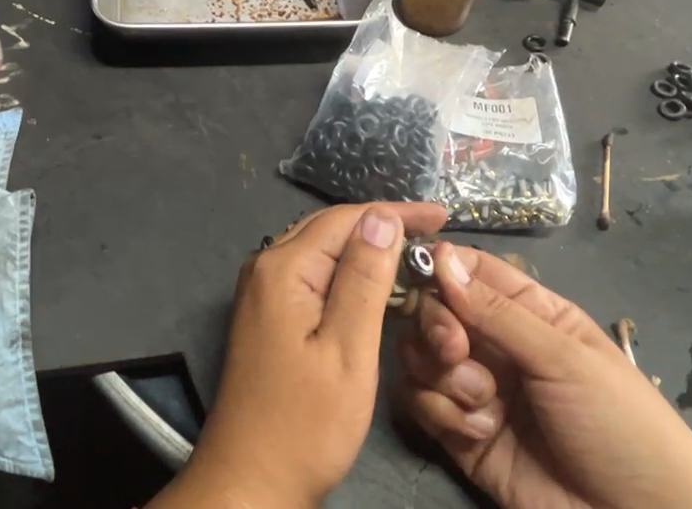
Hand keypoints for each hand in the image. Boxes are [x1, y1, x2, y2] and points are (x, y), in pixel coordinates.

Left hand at [149, 202, 447, 508]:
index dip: (393, 212)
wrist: (249, 478)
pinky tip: (371, 281)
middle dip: (379, 223)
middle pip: (328, 228)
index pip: (343, 219)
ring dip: (362, 245)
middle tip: (433, 230)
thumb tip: (381, 217)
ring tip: (411, 250)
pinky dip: (344, 269)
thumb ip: (364, 280)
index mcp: (282, 268)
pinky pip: (309, 273)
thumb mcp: (347, 351)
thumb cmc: (305, 422)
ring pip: (318, 249)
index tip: (442, 215)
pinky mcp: (265, 314)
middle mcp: (264, 267)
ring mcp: (260, 291)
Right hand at [396, 244, 691, 508]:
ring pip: (419, 354)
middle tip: (454, 349)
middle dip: (435, 324)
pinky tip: (479, 432)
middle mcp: (495, 343)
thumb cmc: (619, 427)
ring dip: (441, 374)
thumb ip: (498, 311)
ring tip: (483, 403)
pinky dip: (440, 412)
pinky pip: (419, 401)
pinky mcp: (457, 431)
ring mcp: (475, 387)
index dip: (440, 266)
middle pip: (433, 308)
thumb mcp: (566, 360)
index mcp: (529, 312)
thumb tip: (439, 256)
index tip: (425, 276)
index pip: (469, 270)